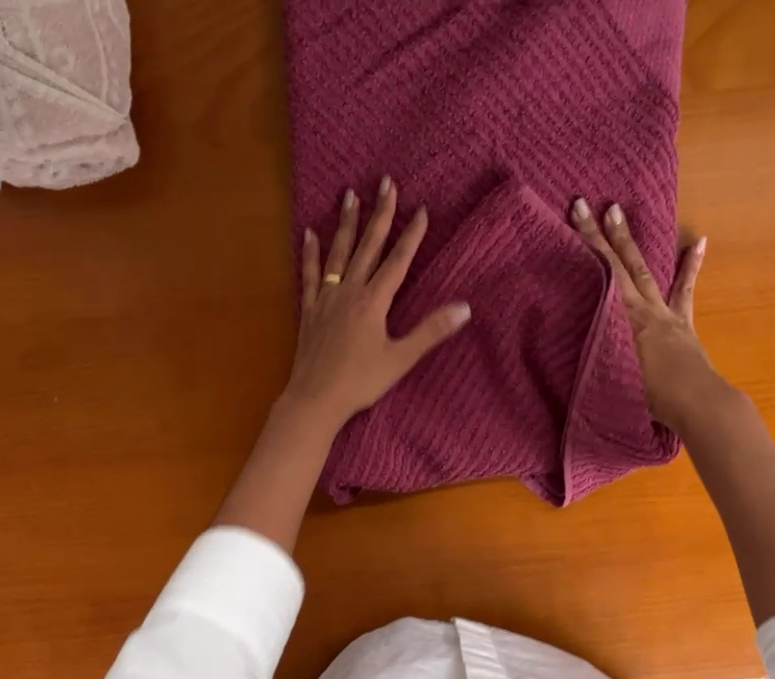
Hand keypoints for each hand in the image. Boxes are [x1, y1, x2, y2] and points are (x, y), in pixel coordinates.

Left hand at [283, 178, 471, 429]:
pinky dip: (310, 253)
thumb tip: (465, 309)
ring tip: (349, 194)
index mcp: (374, 302)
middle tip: (386, 182)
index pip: (397, 261)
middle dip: (379, 213)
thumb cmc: (360, 383)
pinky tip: (309, 233)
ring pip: (338, 253)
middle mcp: (350, 292)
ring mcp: (327, 299)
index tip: (422, 208)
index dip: (411, 235)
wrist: (315, 399)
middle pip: (368, 246)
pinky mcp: (309, 311)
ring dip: (346, 223)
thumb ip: (431, 332)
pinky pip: (310, 275)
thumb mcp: (400, 359)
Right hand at [570, 199, 721, 428]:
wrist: (696, 403)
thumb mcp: (612, 378)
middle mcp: (642, 310)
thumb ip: (593, 357)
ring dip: (630, 243)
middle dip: (602, 236)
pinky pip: (684, 291)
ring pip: (645, 271)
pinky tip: (698, 241)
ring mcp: (664, 314)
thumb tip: (565, 346)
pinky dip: (690, 266)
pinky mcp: (682, 323)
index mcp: (624, 323)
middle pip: (619, 267)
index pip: (601, 278)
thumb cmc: (651, 399)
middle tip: (589, 205)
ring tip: (619, 212)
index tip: (574, 216)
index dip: (587, 246)